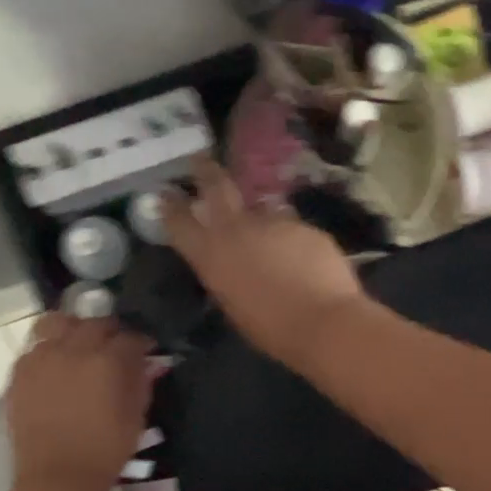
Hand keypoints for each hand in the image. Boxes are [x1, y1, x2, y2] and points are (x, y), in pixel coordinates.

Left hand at [6, 313, 155, 490]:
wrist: (58, 477)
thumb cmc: (106, 452)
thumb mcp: (136, 419)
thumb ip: (142, 383)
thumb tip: (149, 363)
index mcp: (108, 362)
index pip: (130, 337)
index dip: (142, 342)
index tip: (146, 351)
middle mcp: (73, 350)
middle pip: (94, 324)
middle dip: (110, 332)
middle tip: (116, 347)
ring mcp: (41, 358)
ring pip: (57, 323)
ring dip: (74, 329)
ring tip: (79, 344)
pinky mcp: (19, 372)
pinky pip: (36, 347)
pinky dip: (50, 350)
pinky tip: (57, 367)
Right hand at [161, 156, 375, 363]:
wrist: (325, 323)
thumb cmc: (274, 331)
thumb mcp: (235, 307)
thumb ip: (227, 277)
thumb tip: (231, 265)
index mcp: (212, 255)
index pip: (179, 221)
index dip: (170, 206)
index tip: (165, 194)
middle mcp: (238, 229)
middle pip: (215, 185)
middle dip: (204, 170)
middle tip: (200, 160)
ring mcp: (274, 222)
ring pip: (262, 209)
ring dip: (262, 219)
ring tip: (272, 238)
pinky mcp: (305, 226)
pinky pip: (293, 228)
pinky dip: (294, 241)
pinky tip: (305, 261)